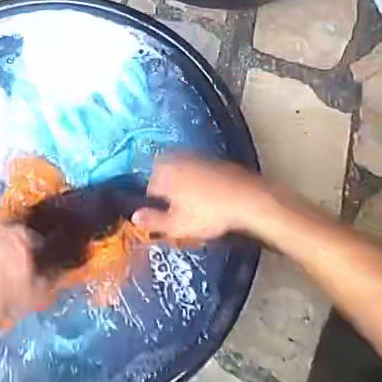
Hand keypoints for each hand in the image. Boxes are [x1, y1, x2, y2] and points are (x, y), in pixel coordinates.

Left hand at [0, 223, 49, 330]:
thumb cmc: (11, 295)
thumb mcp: (39, 292)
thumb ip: (50, 279)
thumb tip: (56, 274)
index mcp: (24, 235)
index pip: (39, 237)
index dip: (43, 250)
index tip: (44, 261)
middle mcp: (4, 231)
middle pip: (18, 235)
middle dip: (24, 246)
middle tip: (27, 263)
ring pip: (1, 240)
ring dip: (7, 250)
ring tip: (9, 269)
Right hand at [135, 154, 282, 240]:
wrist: (247, 198)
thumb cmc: (208, 212)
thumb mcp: (177, 225)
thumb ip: (153, 220)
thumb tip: (134, 217)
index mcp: (163, 172)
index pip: (149, 188)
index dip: (156, 206)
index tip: (166, 218)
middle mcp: (176, 158)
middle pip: (164, 177)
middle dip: (168, 193)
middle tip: (179, 213)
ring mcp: (196, 156)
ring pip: (181, 173)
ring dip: (183, 186)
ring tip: (196, 207)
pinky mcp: (213, 159)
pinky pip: (197, 171)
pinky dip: (198, 182)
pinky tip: (210, 198)